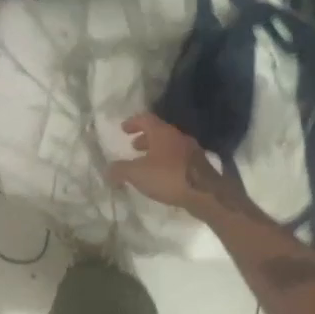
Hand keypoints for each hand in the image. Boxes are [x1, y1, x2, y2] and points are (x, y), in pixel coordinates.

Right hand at [109, 113, 249, 215]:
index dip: (133, 123)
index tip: (124, 129)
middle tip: (134, 147)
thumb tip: (107, 171)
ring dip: (157, 152)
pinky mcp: (201, 166)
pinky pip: (179, 159)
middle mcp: (178, 137)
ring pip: (170, 146)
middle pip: (159, 132)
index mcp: (162, 133)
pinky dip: (168, 163)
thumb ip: (119, 170)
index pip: (145, 119)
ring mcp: (192, 151)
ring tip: (147, 164)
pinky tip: (163, 177)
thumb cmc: (169, 177)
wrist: (207, 194)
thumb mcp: (137, 174)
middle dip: (145, 139)